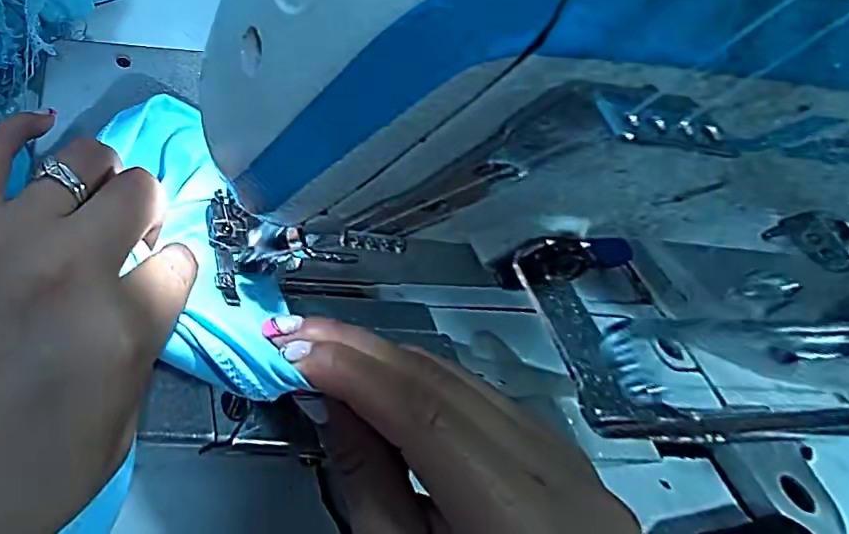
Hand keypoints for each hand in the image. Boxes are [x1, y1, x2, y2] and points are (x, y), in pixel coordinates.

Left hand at [0, 111, 199, 531]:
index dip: (171, 271)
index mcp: (116, 331)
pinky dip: (21, 125)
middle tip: (123, 234)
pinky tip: (39, 124)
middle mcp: (73, 266)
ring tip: (86, 196)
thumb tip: (149, 296)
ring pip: (84, 156)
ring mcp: (12, 231)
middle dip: (145, 210)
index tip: (154, 279)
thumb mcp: (106, 445)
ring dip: (100, 173)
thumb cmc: (2, 479)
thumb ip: (142, 362)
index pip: (179, 263)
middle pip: (141, 190)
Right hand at [268, 317, 637, 533]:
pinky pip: (470, 390)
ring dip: (379, 356)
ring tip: (318, 347)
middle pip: (437, 379)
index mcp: (522, 515)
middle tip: (289, 333)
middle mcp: (552, 469)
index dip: (352, 371)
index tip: (290, 351)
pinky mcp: (551, 448)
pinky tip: (373, 372)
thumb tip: (332, 400)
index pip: (423, 410)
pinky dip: (414, 376)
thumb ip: (370, 488)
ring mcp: (559, 452)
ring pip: (451, 374)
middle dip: (355, 348)